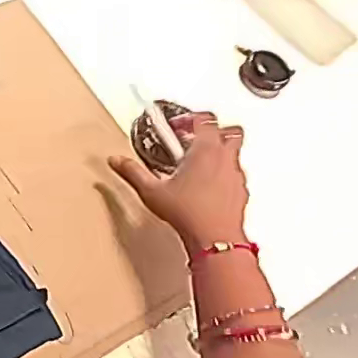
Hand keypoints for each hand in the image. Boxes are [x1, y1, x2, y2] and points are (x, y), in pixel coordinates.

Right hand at [109, 111, 248, 246]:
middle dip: (214, 132)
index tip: (179, 126)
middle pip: (229, 130)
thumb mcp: (151, 191)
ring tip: (199, 168)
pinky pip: (235, 176)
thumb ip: (133, 172)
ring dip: (220, 154)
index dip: (191, 119)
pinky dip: (224, 177)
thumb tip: (117, 161)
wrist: (214, 238)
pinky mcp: (240, 192)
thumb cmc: (188, 213)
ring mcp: (236, 175)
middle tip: (195, 142)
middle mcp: (225, 158)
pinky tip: (208, 190)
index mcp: (205, 150)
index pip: (205, 119)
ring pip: (234, 153)